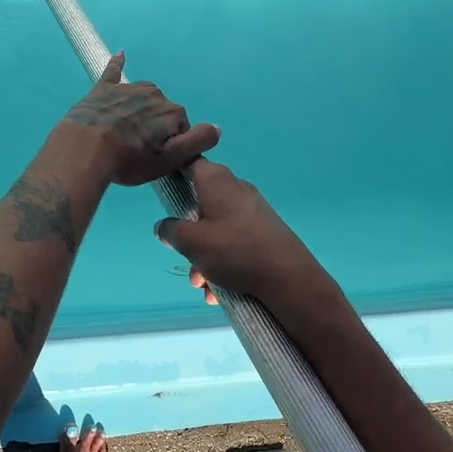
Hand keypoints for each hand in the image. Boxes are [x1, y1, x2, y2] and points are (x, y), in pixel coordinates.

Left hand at [61, 52, 219, 186]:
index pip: (181, 129)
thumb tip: (217, 127)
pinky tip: (120, 54)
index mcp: (173, 111)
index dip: (169, 145)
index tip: (154, 158)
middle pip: (161, 113)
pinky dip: (117, 63)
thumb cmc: (129, 159)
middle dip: (153, 128)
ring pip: (142, 96)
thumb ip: (198, 141)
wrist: (85, 150)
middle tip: (136, 150)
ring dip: (139, 109)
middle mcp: (154, 93)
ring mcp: (128, 88)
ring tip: (124, 131)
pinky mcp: (103, 88)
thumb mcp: (171, 160)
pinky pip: (113, 70)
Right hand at [155, 160, 317, 303]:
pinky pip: (235, 243)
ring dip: (204, 256)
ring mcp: (253, 211)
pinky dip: (224, 263)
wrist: (290, 279)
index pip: (189, 161)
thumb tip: (164, 227)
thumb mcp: (191, 242)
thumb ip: (170, 230)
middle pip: (201, 203)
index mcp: (217, 181)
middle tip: (183, 255)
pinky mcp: (265, 233)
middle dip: (188, 234)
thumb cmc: (235, 251)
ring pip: (216, 229)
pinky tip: (220, 290)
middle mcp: (236, 189)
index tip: (162, 188)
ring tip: (203, 285)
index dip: (172, 170)